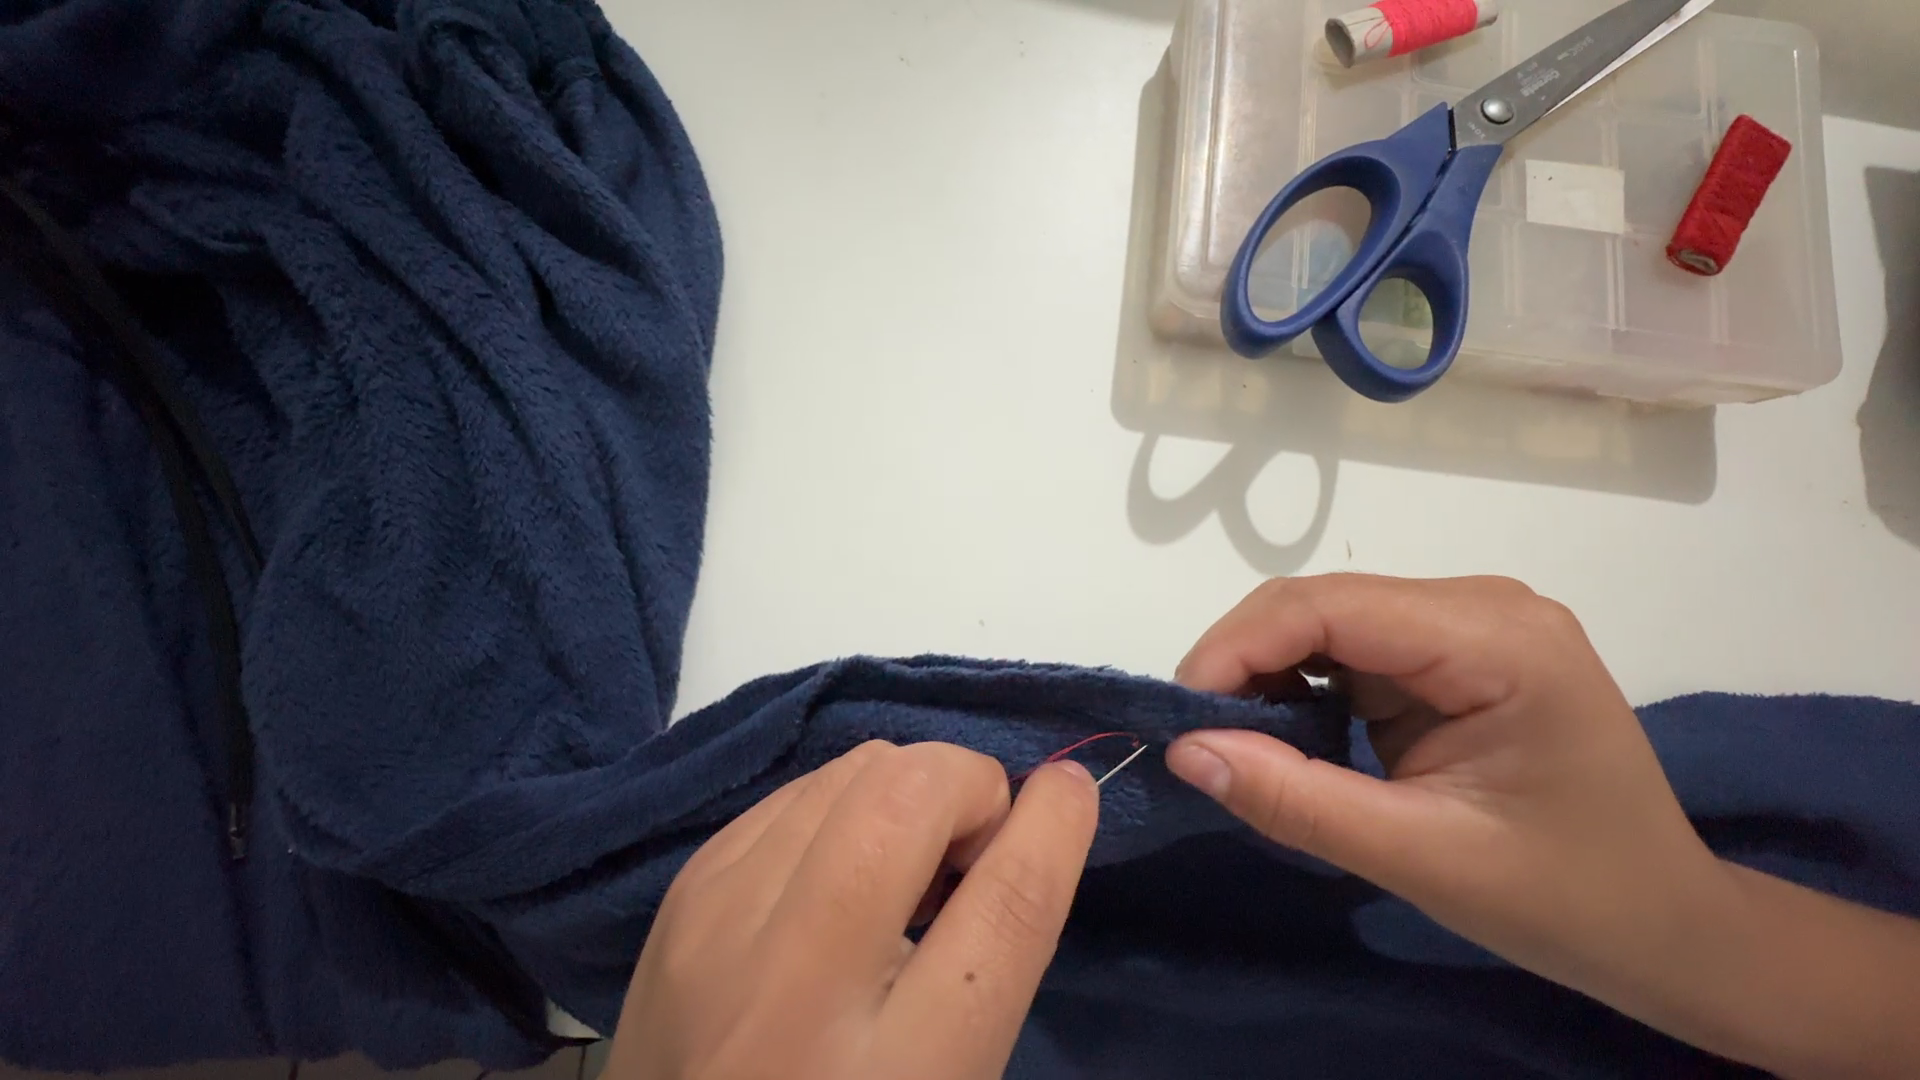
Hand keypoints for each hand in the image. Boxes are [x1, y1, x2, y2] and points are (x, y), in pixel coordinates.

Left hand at [604, 741, 1098, 1079]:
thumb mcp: (950, 1072)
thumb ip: (992, 954)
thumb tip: (1023, 820)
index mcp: (900, 1070)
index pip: (1004, 906)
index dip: (1052, 826)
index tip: (1069, 785)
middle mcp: (796, 984)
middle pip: (908, 797)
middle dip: (968, 784)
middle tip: (972, 840)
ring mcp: (722, 919)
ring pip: (853, 769)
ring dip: (907, 787)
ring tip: (904, 855)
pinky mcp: (687, 888)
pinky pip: (799, 788)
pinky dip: (846, 801)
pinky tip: (842, 859)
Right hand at [1165, 575, 1724, 1003]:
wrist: (1670, 928)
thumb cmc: (1567, 900)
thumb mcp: (1421, 858)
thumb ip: (1294, 799)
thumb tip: (1182, 750)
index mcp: (1495, 639)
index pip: (1326, 607)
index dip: (1235, 648)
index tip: (1180, 715)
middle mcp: (1478, 604)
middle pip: (1317, 602)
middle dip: (1241, 660)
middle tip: (1196, 731)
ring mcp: (1463, 621)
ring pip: (1320, 619)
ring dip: (1263, 670)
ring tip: (1234, 735)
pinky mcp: (1445, 648)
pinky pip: (1342, 645)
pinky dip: (1295, 681)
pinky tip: (1284, 728)